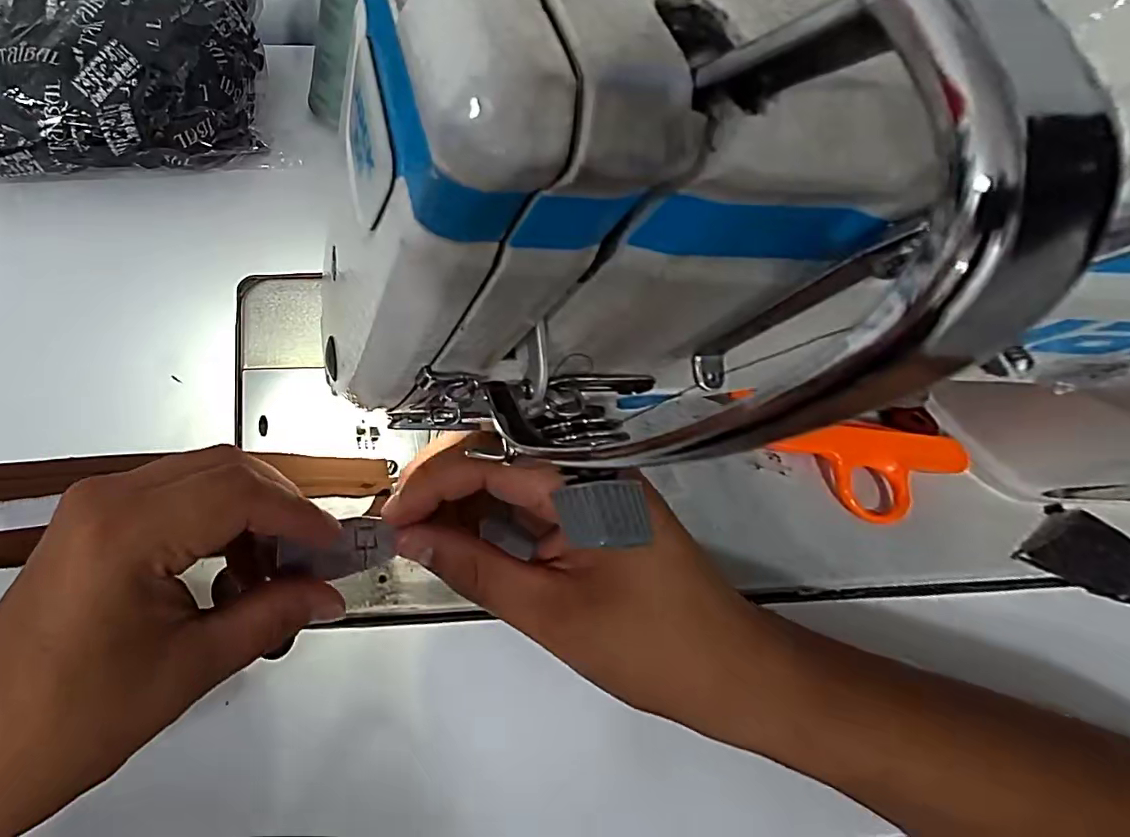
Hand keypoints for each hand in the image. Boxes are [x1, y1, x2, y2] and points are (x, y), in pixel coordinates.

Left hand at [0, 447, 346, 836]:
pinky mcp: (93, 516)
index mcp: (125, 529)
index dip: (297, 515)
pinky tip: (228, 568)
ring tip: (272, 572)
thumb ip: (266, 618)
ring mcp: (96, 501)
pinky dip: (212, 519)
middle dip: (278, 506)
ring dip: (246, 511)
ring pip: (199, 475)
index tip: (334, 544)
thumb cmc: (65, 721)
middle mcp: (108, 496)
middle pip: (221, 468)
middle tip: (312, 556)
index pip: (236, 492)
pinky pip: (171, 494)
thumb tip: (322, 595)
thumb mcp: (186, 669)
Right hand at [382, 433, 787, 733]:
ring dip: (454, 500)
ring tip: (419, 534)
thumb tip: (412, 540)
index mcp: (580, 481)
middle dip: (434, 485)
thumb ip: (473, 567)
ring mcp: (585, 483)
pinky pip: (519, 496)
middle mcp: (582, 467)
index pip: (482, 464)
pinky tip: (458, 538)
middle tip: (398, 524)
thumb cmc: (658, 648)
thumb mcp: (550, 612)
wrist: (737, 675)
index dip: (427, 488)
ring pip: (499, 473)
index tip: (392, 520)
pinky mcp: (584, 503)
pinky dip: (483, 516)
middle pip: (486, 455)